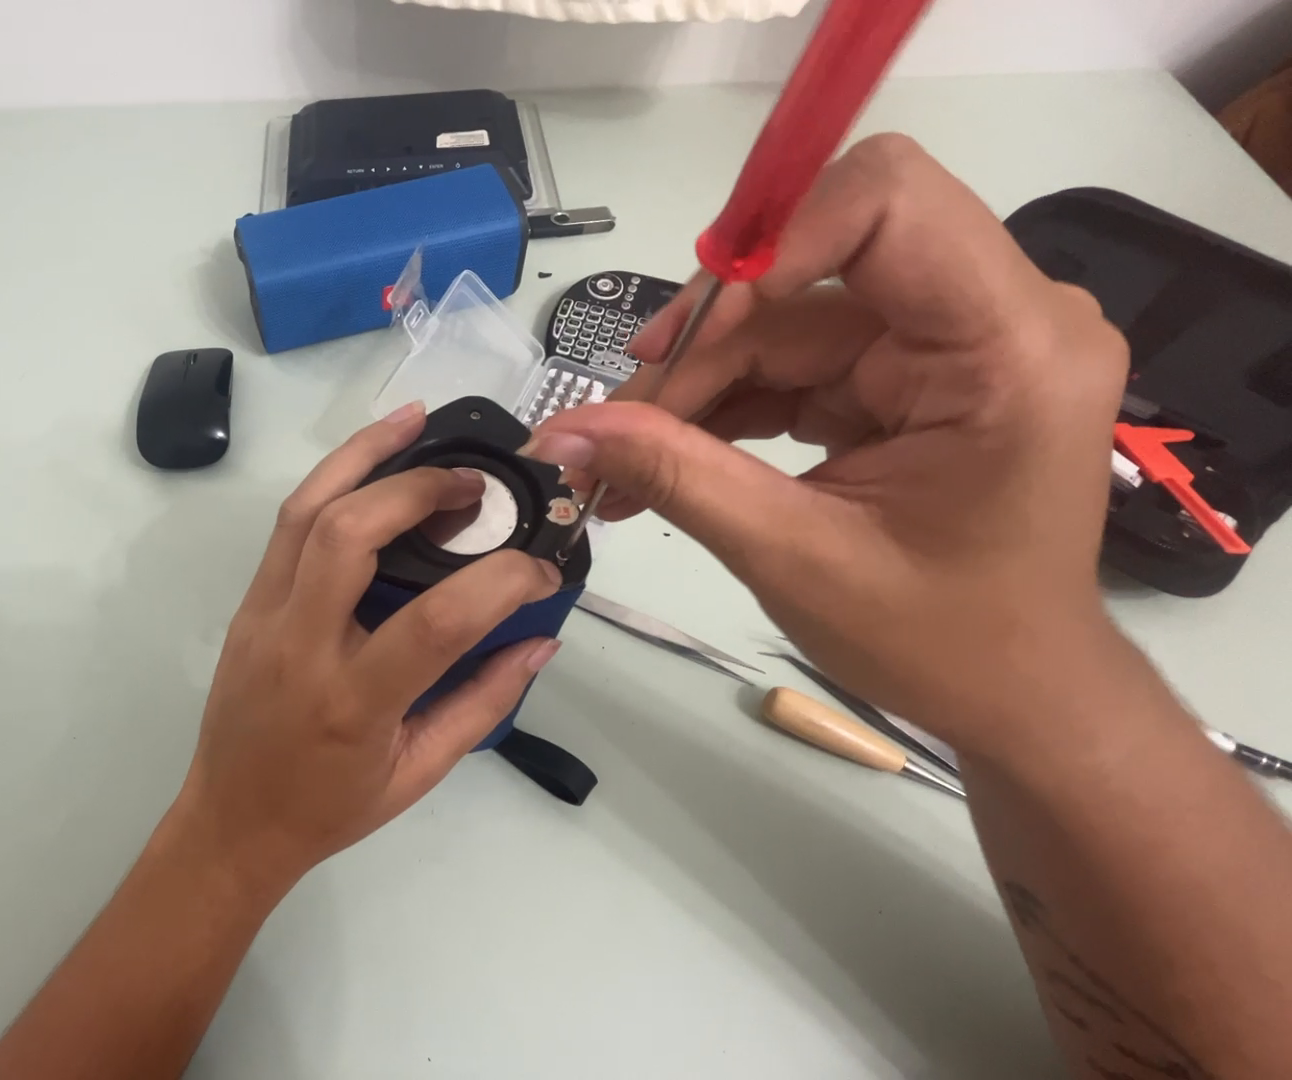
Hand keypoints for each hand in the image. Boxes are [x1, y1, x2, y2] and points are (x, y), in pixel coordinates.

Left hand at [173, 403, 563, 892]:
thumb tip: (541, 639)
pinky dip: (331, 481)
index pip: (435, 622)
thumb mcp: (419, 772)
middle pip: (349, 534)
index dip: (500, 581)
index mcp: (352, 701)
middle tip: (474, 482)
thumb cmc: (329, 807)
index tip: (539, 568)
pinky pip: (288, 527)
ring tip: (415, 422)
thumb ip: (482, 703)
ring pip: (304, 511)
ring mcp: (262, 616)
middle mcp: (300, 646)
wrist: (230, 819)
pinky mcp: (246, 603)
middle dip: (418, 490)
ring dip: (362, 456)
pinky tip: (369, 461)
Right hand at [526, 134, 1128, 757]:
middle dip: (699, 347)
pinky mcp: (895, 376)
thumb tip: (561, 433)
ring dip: (689, 389)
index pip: (887, 205)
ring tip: (624, 467)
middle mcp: (983, 319)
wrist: (1004, 690)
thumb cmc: (935, 639)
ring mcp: (936, 345)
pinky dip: (714, 409)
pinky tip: (660, 461)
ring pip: (774, 321)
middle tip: (617, 431)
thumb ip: (673, 475)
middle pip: (802, 271)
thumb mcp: (789, 555)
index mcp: (1005, 347)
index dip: (766, 242)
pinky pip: (781, 362)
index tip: (675, 339)